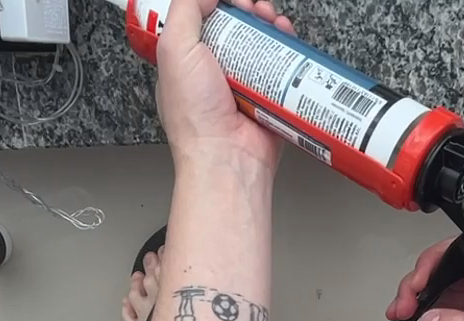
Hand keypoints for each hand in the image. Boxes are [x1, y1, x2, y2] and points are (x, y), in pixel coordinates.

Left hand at [156, 0, 294, 173]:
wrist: (228, 161)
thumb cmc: (196, 119)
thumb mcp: (174, 49)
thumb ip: (186, 10)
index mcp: (186, 67)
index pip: (202, 22)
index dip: (216, 4)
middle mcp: (215, 79)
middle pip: (236, 29)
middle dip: (249, 10)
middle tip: (253, 9)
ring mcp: (244, 90)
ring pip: (262, 45)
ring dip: (270, 26)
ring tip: (272, 21)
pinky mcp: (269, 102)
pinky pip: (283, 69)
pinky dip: (289, 51)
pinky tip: (287, 39)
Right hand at [385, 238, 463, 320]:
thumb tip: (429, 319)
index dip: (435, 265)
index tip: (415, 287)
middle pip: (454, 269)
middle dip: (423, 283)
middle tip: (401, 305)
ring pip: (452, 288)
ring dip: (425, 299)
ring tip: (403, 314)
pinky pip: (456, 309)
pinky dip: (436, 314)